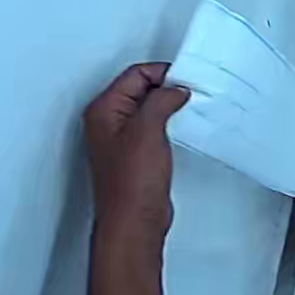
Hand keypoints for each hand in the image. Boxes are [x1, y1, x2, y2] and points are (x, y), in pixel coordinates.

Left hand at [83, 62, 189, 239]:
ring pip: (148, 108)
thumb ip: (161, 101)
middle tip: (189, 89)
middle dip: (167, 87)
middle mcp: (109, 122)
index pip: (135, 75)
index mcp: (104, 110)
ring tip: (188, 106)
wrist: (135, 220)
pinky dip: (169, 122)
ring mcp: (122, 139)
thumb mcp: (148, 129)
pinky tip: (181, 127)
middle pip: (140, 89)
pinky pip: (154, 127)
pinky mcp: (136, 154)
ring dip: (169, 105)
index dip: (162, 73)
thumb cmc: (131, 183)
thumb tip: (174, 90)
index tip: (185, 79)